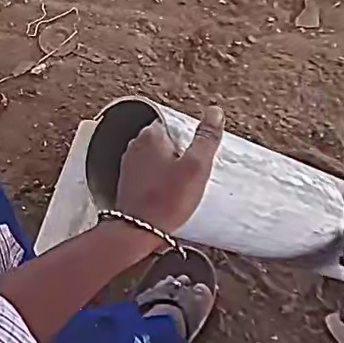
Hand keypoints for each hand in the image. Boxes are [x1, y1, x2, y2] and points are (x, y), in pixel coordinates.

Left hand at [115, 106, 223, 234]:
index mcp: (151, 135)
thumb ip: (206, 138)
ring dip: (170, 167)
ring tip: (182, 186)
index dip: (191, 141)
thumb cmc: (167, 199)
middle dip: (181, 154)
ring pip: (158, 157)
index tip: (198, 158)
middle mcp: (136, 144)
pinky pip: (150, 172)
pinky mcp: (129, 179)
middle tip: (193, 174)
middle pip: (167, 141)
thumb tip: (214, 112)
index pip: (176, 125)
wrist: (138, 230)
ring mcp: (130, 162)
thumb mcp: (196, 167)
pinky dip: (160, 178)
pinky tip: (169, 193)